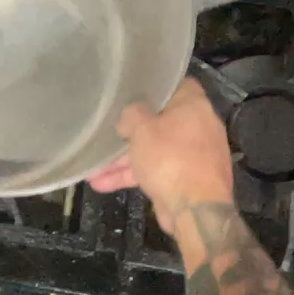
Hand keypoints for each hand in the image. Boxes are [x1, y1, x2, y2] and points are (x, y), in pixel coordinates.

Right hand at [87, 78, 234, 233]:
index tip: (131, 90)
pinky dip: (133, 175)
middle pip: (160, 121)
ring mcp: (194, 155)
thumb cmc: (170, 158)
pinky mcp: (186, 178)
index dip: (154, 86)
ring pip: (154, 150)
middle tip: (108, 134)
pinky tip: (103, 184)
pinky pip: (156, 170)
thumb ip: (132, 114)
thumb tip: (130, 115)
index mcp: (194, 107)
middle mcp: (199, 127)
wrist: (195, 209)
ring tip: (94, 169)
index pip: (176, 85)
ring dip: (124, 160)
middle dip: (130, 132)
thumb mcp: (142, 129)